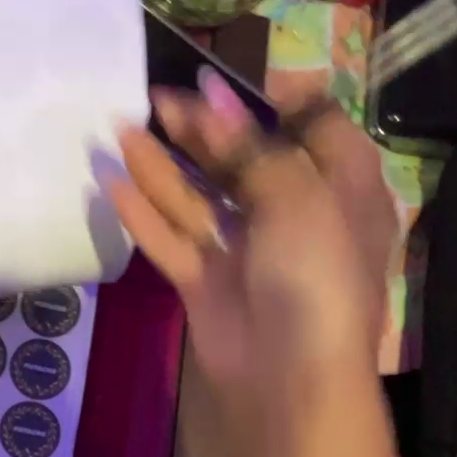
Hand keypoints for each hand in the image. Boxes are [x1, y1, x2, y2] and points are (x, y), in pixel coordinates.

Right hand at [103, 68, 397, 400]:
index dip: (275, 99)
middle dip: (203, 129)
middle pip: (243, 159)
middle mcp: (293, 213)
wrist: (286, 377)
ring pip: (198, 199)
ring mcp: (243, 250)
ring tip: (122, 129)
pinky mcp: (203, 281)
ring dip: (162, 166)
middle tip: (158, 99)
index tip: (229, 80)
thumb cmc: (314, 278)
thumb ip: (250, 149)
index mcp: (341, 188)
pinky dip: (144, 214)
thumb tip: (211, 99)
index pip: (314, 125)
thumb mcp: (299, 199)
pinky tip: (114, 184)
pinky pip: (171, 239)